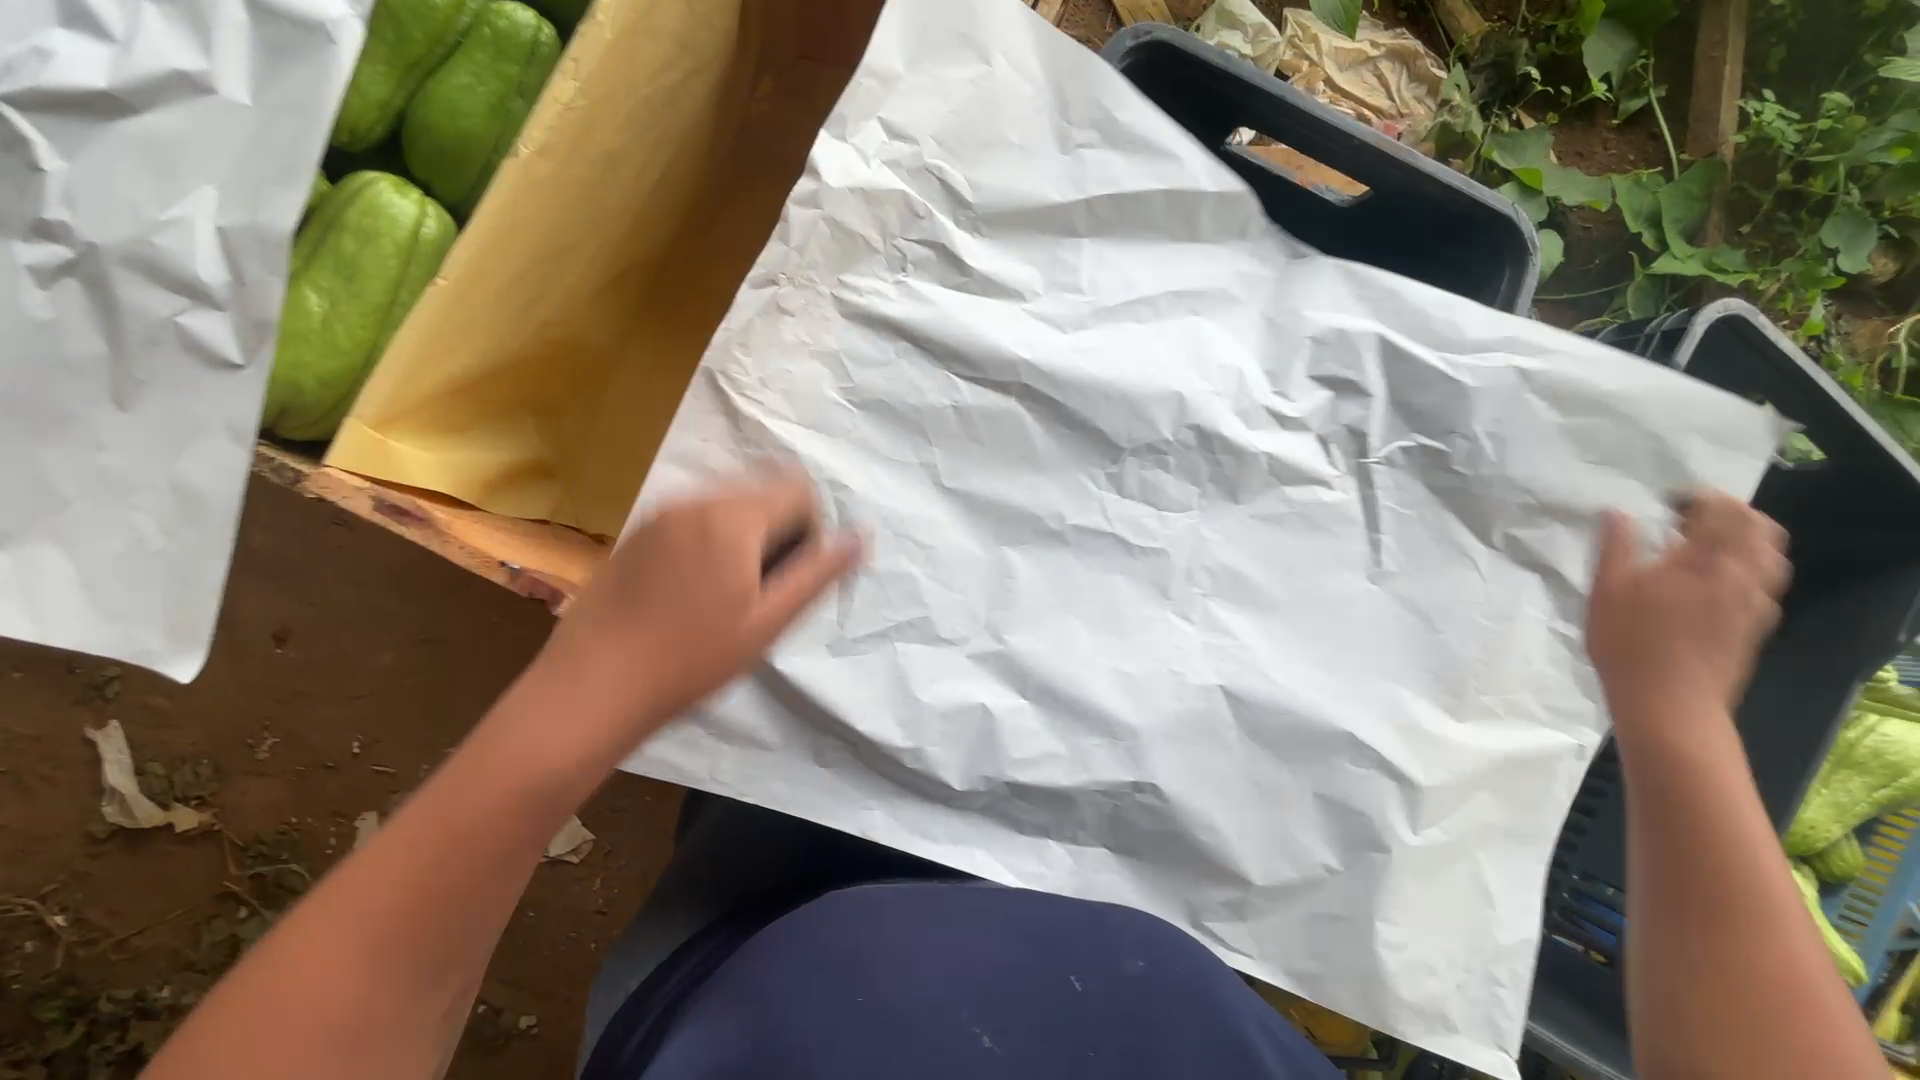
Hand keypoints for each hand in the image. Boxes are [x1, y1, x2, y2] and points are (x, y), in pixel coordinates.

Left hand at [539, 468, 862, 732]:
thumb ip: (819, 574)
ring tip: (725, 596)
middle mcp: (694, 499)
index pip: (798, 489)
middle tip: (760, 592)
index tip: (790, 579)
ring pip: (726, 504)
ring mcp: (658, 513)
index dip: (810, 531)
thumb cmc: (690, 661)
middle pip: (761, 491)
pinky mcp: (634, 532)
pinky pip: (691, 518)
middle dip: (775, 531)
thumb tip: (862, 537)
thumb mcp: (768, 623)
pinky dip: (708, 541)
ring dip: (742, 536)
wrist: (591, 687)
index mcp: (732, 515)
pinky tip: (690, 593)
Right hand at [1587, 491, 1789, 733]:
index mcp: (1703, 561)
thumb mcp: (1605, 590)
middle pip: (1759, 528)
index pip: (1721, 511)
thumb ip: (1615, 546)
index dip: (1699, 497)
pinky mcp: (1757, 626)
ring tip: (1709, 546)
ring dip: (1746, 540)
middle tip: (1693, 517)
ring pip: (1771, 556)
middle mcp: (1740, 575)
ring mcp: (1754, 602)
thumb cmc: (1628, 643)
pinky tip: (1716, 581)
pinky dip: (1748, 568)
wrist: (1669, 702)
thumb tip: (1616, 512)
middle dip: (1731, 513)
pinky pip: (1766, 584)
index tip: (1668, 500)